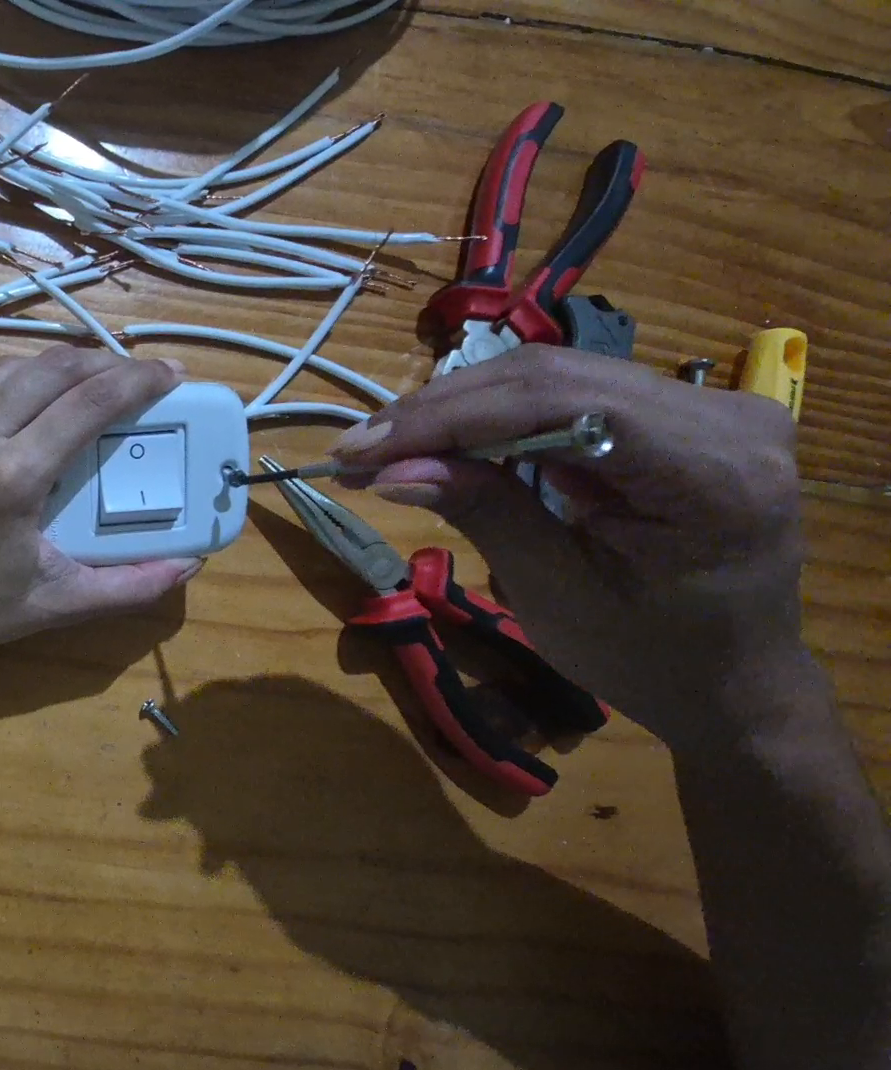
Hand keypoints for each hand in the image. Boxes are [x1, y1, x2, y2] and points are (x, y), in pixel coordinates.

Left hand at [0, 347, 202, 666]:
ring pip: (11, 368)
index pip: (89, 401)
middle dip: (105, 362)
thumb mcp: (57, 604)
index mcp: (12, 476)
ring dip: (59, 367)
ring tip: (92, 382)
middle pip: (54, 368)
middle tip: (138, 376)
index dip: (139, 378)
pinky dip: (16, 384)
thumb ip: (129, 585)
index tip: (172, 373)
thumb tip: (188, 565)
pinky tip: (33, 405)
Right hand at [328, 345, 808, 750]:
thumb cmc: (647, 656)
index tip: (359, 449)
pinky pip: (556, 396)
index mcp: (714, 470)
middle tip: (353, 451)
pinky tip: (429, 444)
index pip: (562, 403)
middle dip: (437, 412)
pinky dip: (480, 420)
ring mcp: (700, 406)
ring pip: (544, 377)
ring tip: (377, 449)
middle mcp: (722, 414)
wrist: (729, 680)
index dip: (449, 417)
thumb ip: (483, 512)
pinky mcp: (667, 413)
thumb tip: (389, 472)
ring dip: (449, 411)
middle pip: (548, 378)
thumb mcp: (554, 591)